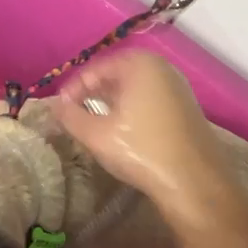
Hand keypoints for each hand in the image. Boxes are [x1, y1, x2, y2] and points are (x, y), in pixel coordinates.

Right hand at [52, 51, 229, 210]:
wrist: (195, 183)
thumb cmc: (142, 151)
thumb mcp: (96, 135)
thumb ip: (70, 116)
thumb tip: (53, 105)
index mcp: (139, 64)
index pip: (94, 69)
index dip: (72, 89)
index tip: (59, 111)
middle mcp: (161, 67)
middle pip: (115, 75)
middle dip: (92, 94)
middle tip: (74, 116)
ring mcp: (178, 86)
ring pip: (133, 88)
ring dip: (111, 102)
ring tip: (94, 125)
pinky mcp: (186, 107)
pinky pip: (149, 99)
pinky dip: (131, 109)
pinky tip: (123, 132)